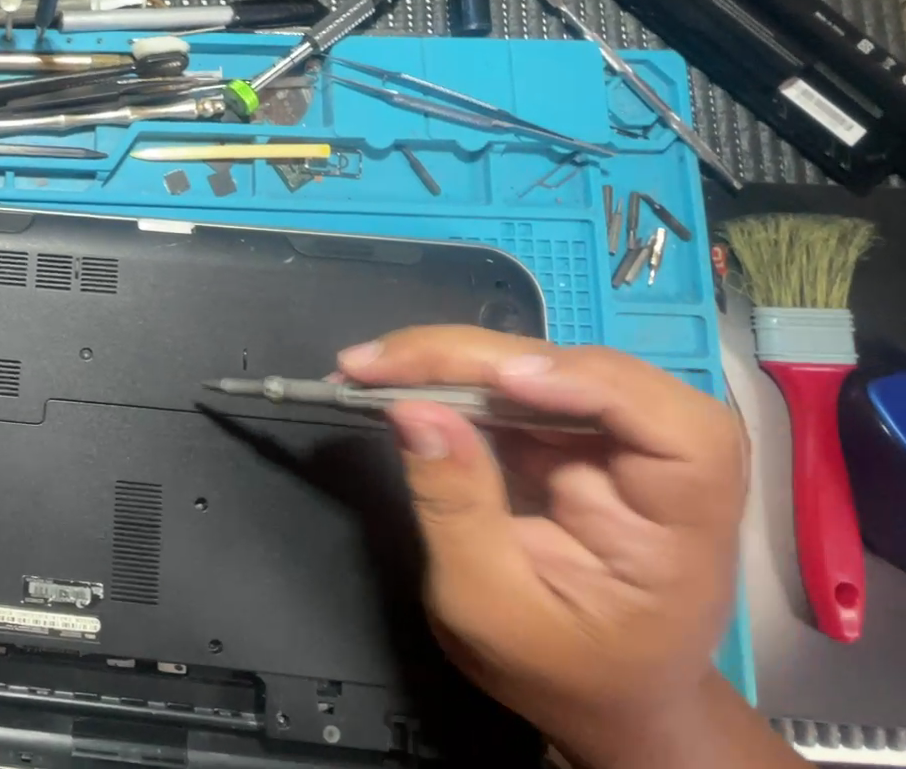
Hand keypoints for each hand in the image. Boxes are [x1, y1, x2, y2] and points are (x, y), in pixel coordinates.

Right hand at [340, 326, 797, 768]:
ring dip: (447, 358)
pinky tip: (392, 378)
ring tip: (369, 366)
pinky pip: (504, 389)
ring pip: (538, 370)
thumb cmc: (550, 666)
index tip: (506, 378)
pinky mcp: (558, 439)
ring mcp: (604, 448)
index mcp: (676, 533)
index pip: (681, 433)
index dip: (600, 386)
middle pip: (588, 377)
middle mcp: (652, 472)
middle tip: (375, 361)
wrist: (585, 692)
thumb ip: (453, 506)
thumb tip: (410, 409)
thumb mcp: (485, 602)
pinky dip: (443, 376)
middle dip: (475, 357)